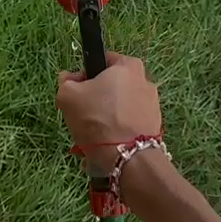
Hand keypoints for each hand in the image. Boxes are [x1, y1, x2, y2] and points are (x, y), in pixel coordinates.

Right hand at [56, 52, 163, 171]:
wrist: (129, 159)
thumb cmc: (98, 119)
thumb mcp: (68, 97)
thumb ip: (65, 82)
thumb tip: (68, 79)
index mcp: (128, 64)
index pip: (100, 63)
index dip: (83, 77)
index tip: (75, 94)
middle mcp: (145, 80)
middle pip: (111, 87)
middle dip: (96, 101)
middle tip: (83, 117)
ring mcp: (152, 104)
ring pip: (119, 107)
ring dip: (106, 118)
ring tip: (93, 136)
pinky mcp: (155, 126)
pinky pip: (129, 124)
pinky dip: (118, 132)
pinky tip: (107, 145)